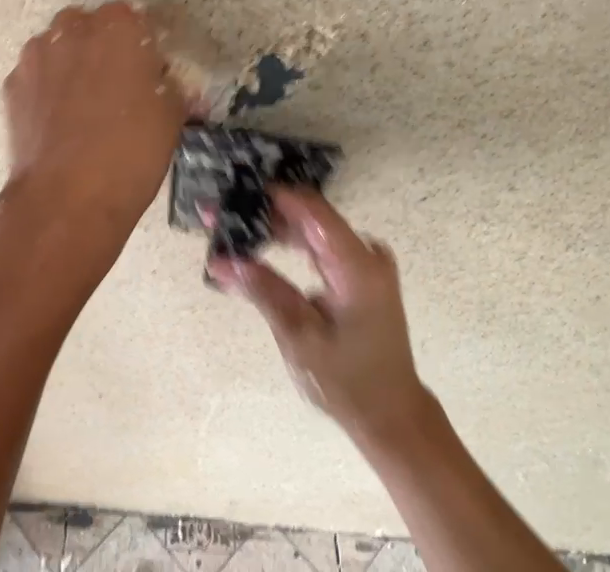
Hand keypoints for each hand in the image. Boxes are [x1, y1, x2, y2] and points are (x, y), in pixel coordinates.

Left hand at [0, 2, 187, 287]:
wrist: (67, 196)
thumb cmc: (132, 151)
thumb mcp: (172, 114)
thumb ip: (166, 83)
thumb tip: (159, 80)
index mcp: (120, 25)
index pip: (135, 19)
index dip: (143, 46)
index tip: (149, 72)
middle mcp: (72, 29)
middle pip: (91, 27)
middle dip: (102, 49)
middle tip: (117, 89)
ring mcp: (35, 55)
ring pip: (58, 50)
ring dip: (71, 67)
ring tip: (84, 110)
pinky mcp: (11, 85)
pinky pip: (36, 79)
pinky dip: (46, 93)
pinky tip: (59, 125)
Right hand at [208, 187, 432, 444]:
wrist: (391, 414)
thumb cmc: (347, 381)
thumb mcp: (299, 338)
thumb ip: (264, 291)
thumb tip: (221, 260)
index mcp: (358, 265)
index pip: (311, 211)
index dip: (270, 197)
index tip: (229, 196)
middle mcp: (367, 255)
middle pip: (310, 219)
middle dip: (263, 215)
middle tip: (217, 218)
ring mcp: (366, 265)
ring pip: (313, 233)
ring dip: (273, 231)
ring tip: (230, 232)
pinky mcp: (360, 277)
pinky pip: (321, 249)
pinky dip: (290, 248)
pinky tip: (259, 250)